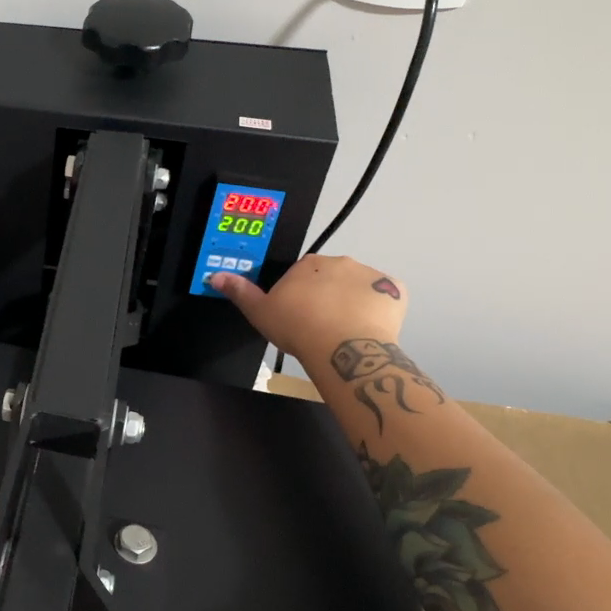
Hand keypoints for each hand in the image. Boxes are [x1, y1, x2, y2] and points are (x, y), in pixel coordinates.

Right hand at [209, 255, 408, 362]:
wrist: (343, 349)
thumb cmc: (297, 328)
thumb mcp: (260, 312)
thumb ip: (240, 292)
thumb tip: (215, 275)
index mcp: (308, 264)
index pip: (302, 276)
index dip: (300, 297)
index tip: (298, 317)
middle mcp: (341, 261)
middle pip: (333, 279)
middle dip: (329, 297)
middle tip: (321, 326)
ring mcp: (371, 275)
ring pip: (359, 289)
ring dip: (353, 303)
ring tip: (345, 332)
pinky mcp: (395, 290)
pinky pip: (385, 298)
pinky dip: (379, 310)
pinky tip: (368, 329)